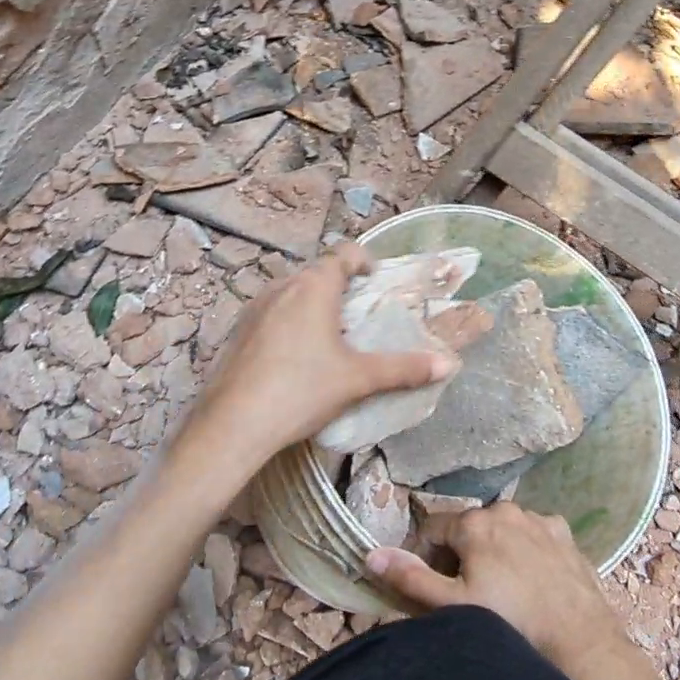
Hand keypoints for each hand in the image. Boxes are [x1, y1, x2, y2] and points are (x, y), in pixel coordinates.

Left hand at [185, 243, 456, 463]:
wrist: (232, 425)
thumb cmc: (301, 391)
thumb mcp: (358, 380)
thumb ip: (403, 369)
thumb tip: (447, 364)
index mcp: (314, 286)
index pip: (345, 253)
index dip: (364, 262)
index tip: (376, 282)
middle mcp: (283, 285)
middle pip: (318, 272)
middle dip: (340, 287)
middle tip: (359, 317)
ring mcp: (254, 307)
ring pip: (292, 292)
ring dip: (312, 304)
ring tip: (329, 338)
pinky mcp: (237, 330)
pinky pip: (272, 313)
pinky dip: (289, 322)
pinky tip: (295, 358)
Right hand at [366, 503, 629, 671]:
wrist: (577, 635)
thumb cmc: (509, 619)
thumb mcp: (452, 604)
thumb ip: (411, 577)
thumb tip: (371, 553)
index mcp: (473, 522)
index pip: (433, 528)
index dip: (428, 556)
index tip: (436, 583)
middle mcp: (504, 508)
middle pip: (469, 528)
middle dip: (462, 553)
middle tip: (469, 591)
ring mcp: (537, 517)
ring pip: (503, 529)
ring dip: (495, 548)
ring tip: (503, 587)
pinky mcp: (562, 530)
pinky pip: (534, 534)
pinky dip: (527, 548)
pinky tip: (532, 578)